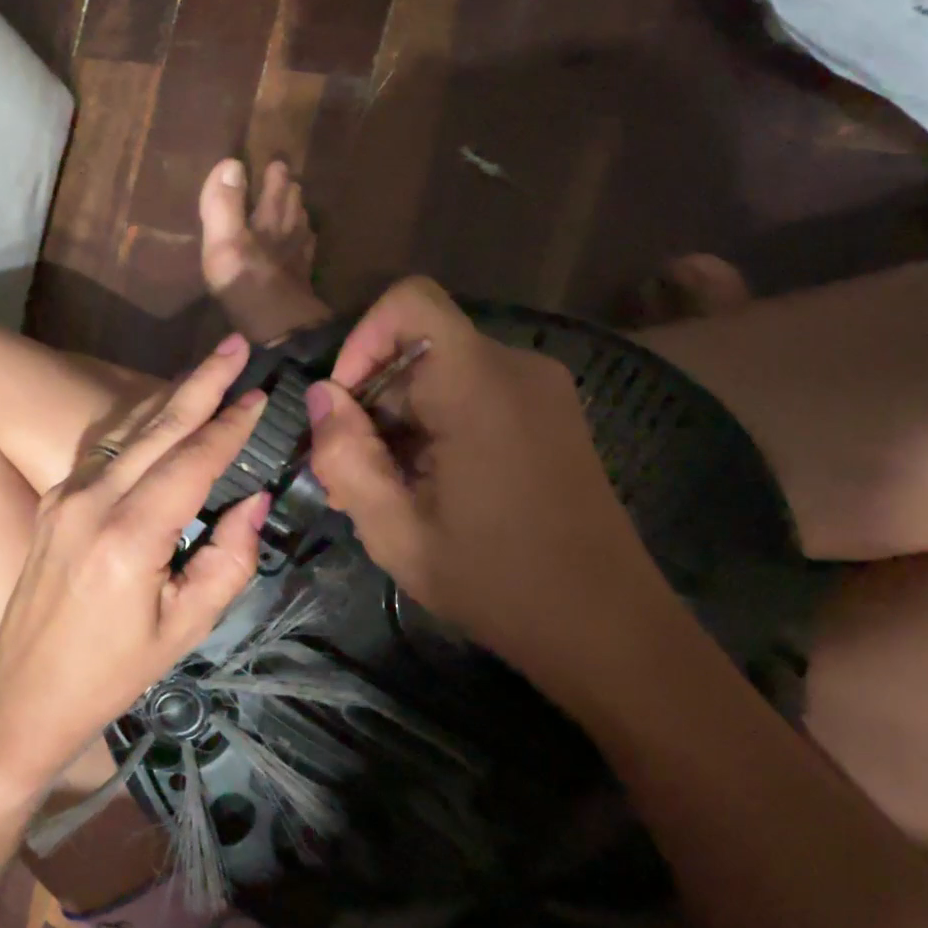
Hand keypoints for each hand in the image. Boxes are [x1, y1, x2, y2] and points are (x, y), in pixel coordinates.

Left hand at [0, 334, 272, 781]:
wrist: (22, 694)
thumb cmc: (111, 674)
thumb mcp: (186, 629)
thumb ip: (228, 560)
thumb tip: (254, 499)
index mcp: (129, 535)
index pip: (192, 461)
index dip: (231, 426)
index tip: (263, 394)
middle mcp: (92, 501)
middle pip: (157, 428)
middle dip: (200, 384)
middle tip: (236, 345)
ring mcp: (65, 496)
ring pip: (127, 431)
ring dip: (170, 397)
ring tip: (208, 367)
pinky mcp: (53, 502)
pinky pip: (105, 449)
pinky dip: (141, 425)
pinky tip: (164, 412)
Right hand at [306, 278, 676, 682]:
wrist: (607, 626)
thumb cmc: (494, 581)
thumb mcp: (394, 529)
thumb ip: (344, 455)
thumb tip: (320, 396)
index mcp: (479, 385)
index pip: (409, 301)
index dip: (361, 340)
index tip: (343, 408)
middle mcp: (518, 368)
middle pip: (420, 346)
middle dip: (373, 401)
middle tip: (353, 477)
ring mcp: (544, 393)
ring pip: (444, 374)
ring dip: (402, 422)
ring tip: (389, 495)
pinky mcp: (554, 418)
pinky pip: (477, 396)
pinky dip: (439, 428)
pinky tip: (431, 491)